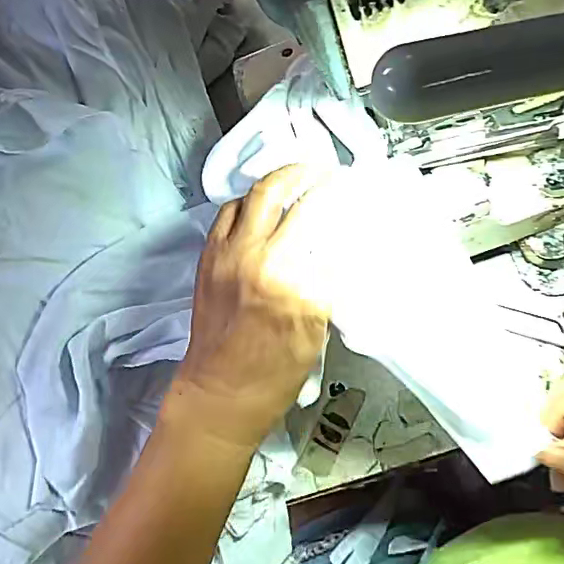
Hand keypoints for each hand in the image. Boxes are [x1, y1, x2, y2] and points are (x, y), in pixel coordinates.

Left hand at [163, 164, 334, 452]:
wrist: (220, 393)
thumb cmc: (274, 373)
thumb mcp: (317, 330)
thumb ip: (327, 283)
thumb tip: (335, 247)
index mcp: (294, 282)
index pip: (326, 226)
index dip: (343, 205)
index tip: (354, 193)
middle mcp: (259, 257)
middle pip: (289, 195)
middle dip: (312, 175)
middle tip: (327, 171)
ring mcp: (229, 253)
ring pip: (255, 194)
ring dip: (279, 179)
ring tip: (297, 176)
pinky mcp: (209, 256)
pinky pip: (228, 212)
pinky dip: (248, 201)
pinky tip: (261, 205)